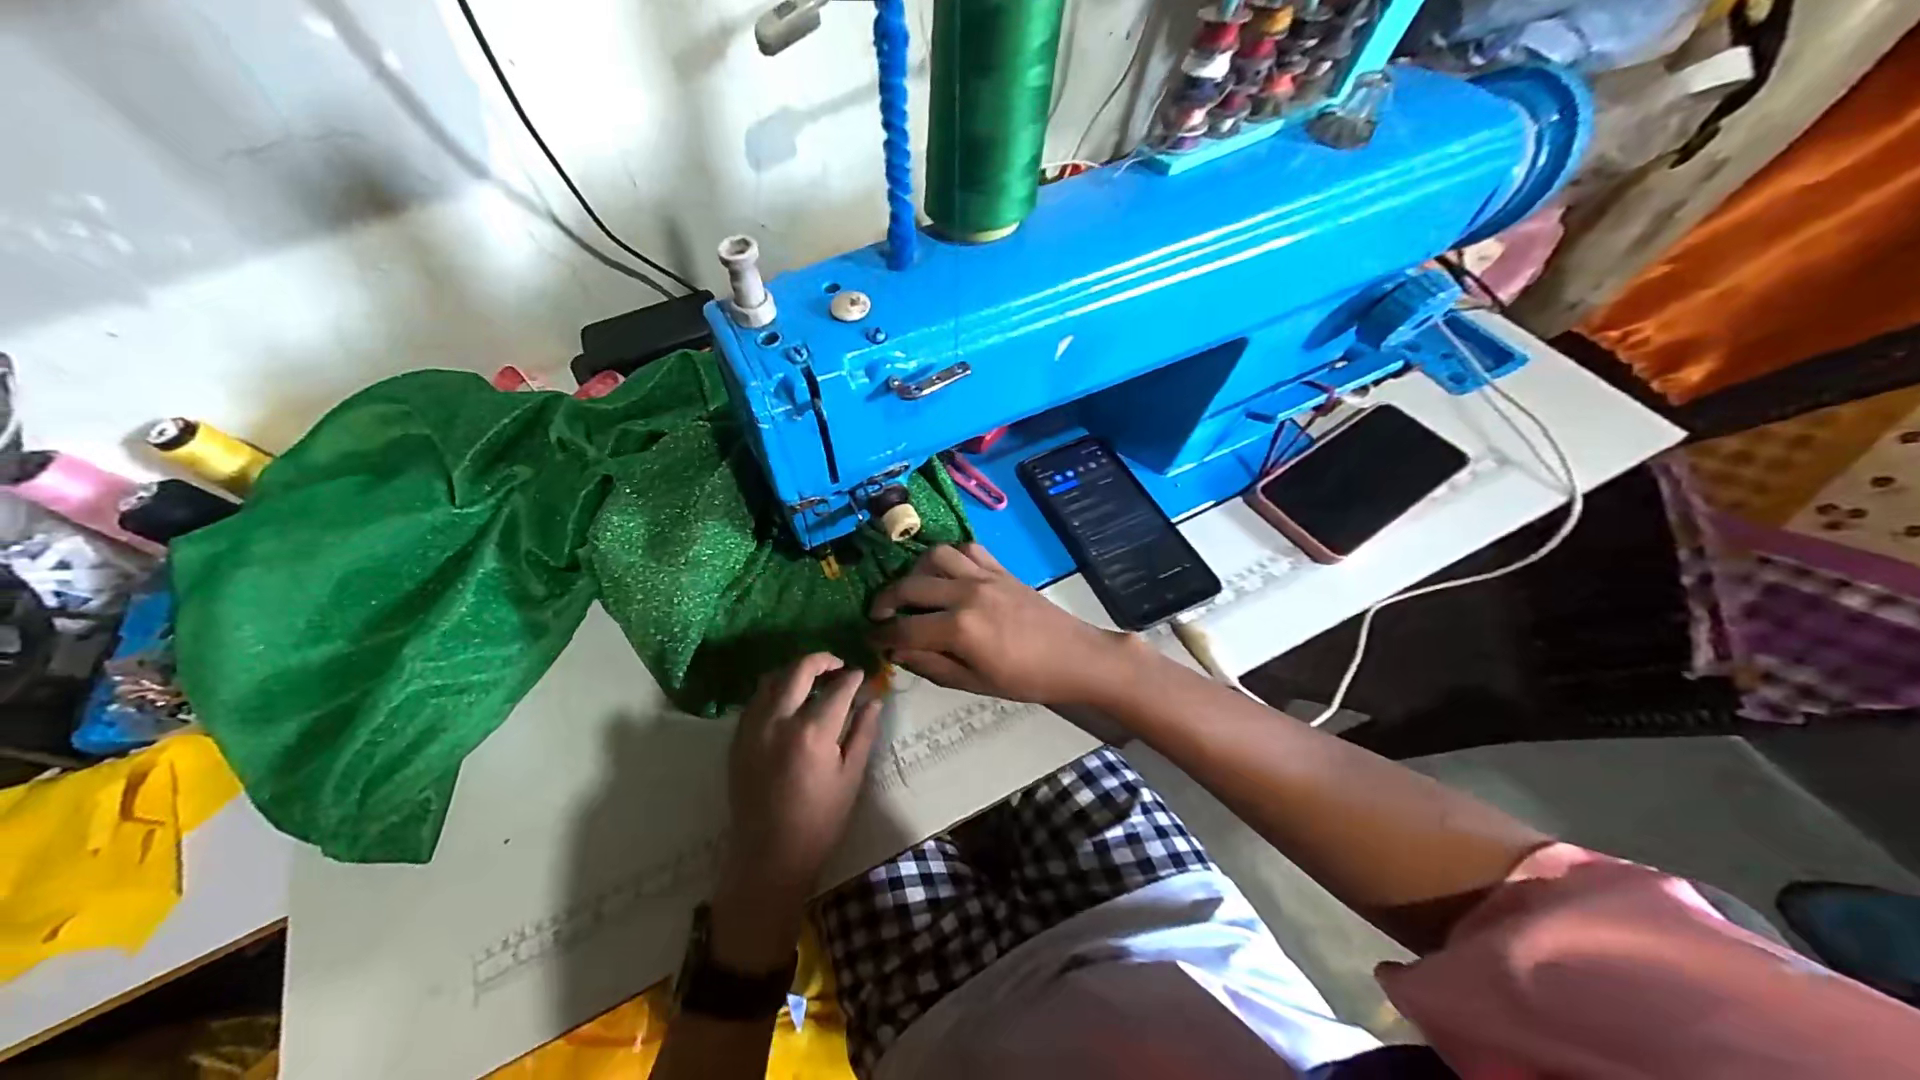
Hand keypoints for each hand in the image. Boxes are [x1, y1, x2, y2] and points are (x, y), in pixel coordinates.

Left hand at [712, 654, 880, 969]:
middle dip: (822, 660)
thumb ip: (863, 732)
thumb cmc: (820, 821)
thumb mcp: (851, 776)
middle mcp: (778, 721)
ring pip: (771, 679)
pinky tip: (788, 701)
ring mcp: (752, 728)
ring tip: (813, 679)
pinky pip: (755, 700)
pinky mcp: (737, 739)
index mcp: (811, 732)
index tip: (863, 675)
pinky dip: (774, 690)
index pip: (838, 688)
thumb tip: (874, 700)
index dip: (854, 677)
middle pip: (799, 670)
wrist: (769, 856)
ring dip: (795, 671)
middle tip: (838, 665)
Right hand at [869, 543, 1138, 706]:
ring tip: (911, 590)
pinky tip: (945, 573)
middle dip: (885, 600)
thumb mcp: (973, 682)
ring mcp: (984, 575)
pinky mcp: (1000, 568)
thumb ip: (931, 665)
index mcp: (959, 629)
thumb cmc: (1024, 679)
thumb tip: (897, 652)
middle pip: (910, 586)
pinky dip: (949, 556)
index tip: (869, 639)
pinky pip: (966, 549)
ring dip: (915, 572)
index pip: (904, 628)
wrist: (1073, 656)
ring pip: (935, 557)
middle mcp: (966, 594)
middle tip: (879, 615)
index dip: (880, 635)